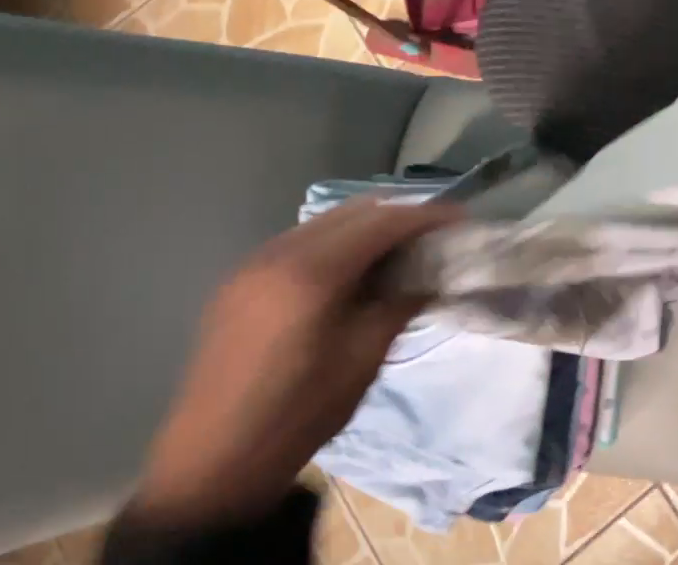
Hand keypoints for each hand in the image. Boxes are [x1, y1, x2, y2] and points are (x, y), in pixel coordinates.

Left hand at [130, 198, 461, 527]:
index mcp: (310, 273)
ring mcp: (252, 266)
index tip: (463, 223)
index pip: (383, 222)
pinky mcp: (239, 283)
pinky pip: (301, 242)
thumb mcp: (367, 354)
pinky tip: (356, 271)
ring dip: (369, 228)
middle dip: (401, 217)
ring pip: (326, 223)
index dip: (428, 217)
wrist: (214, 464)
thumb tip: (435, 271)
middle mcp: (277, 255)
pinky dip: (338, 243)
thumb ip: (403, 300)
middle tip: (437, 236)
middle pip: (355, 212)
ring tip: (402, 252)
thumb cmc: (301, 411)